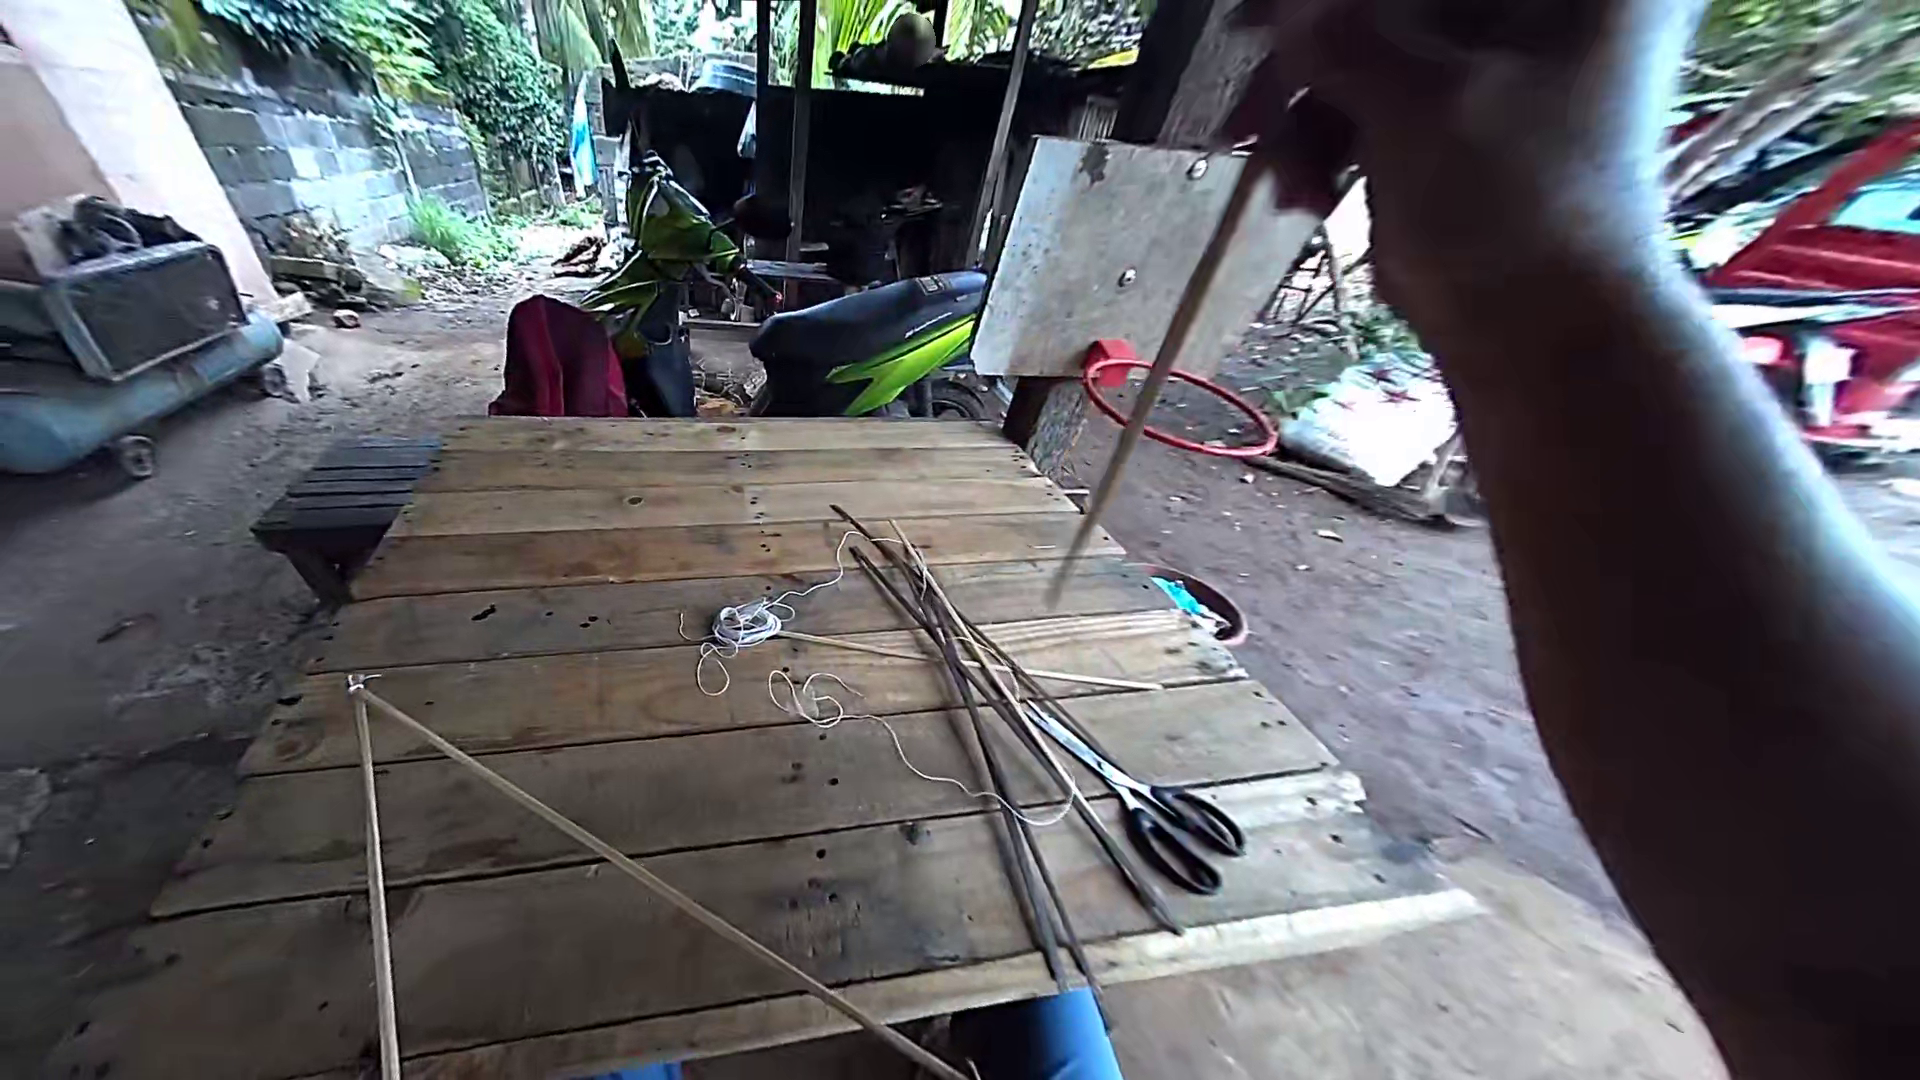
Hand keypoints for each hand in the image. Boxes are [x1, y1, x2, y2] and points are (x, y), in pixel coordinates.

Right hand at [1235, 0, 1703, 346]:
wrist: (1526, 318)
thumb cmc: (1507, 205)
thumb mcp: (1425, 110)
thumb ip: (1351, 44)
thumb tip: (1283, 5)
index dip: (1334, 2)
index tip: (1259, 23)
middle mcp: (1521, 12)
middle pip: (1384, 14)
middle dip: (1309, 71)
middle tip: (1248, 123)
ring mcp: (1472, 76)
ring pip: (1359, 70)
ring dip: (1306, 129)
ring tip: (1292, 191)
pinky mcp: (1432, 133)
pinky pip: (1359, 119)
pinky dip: (1322, 157)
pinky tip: (1308, 200)